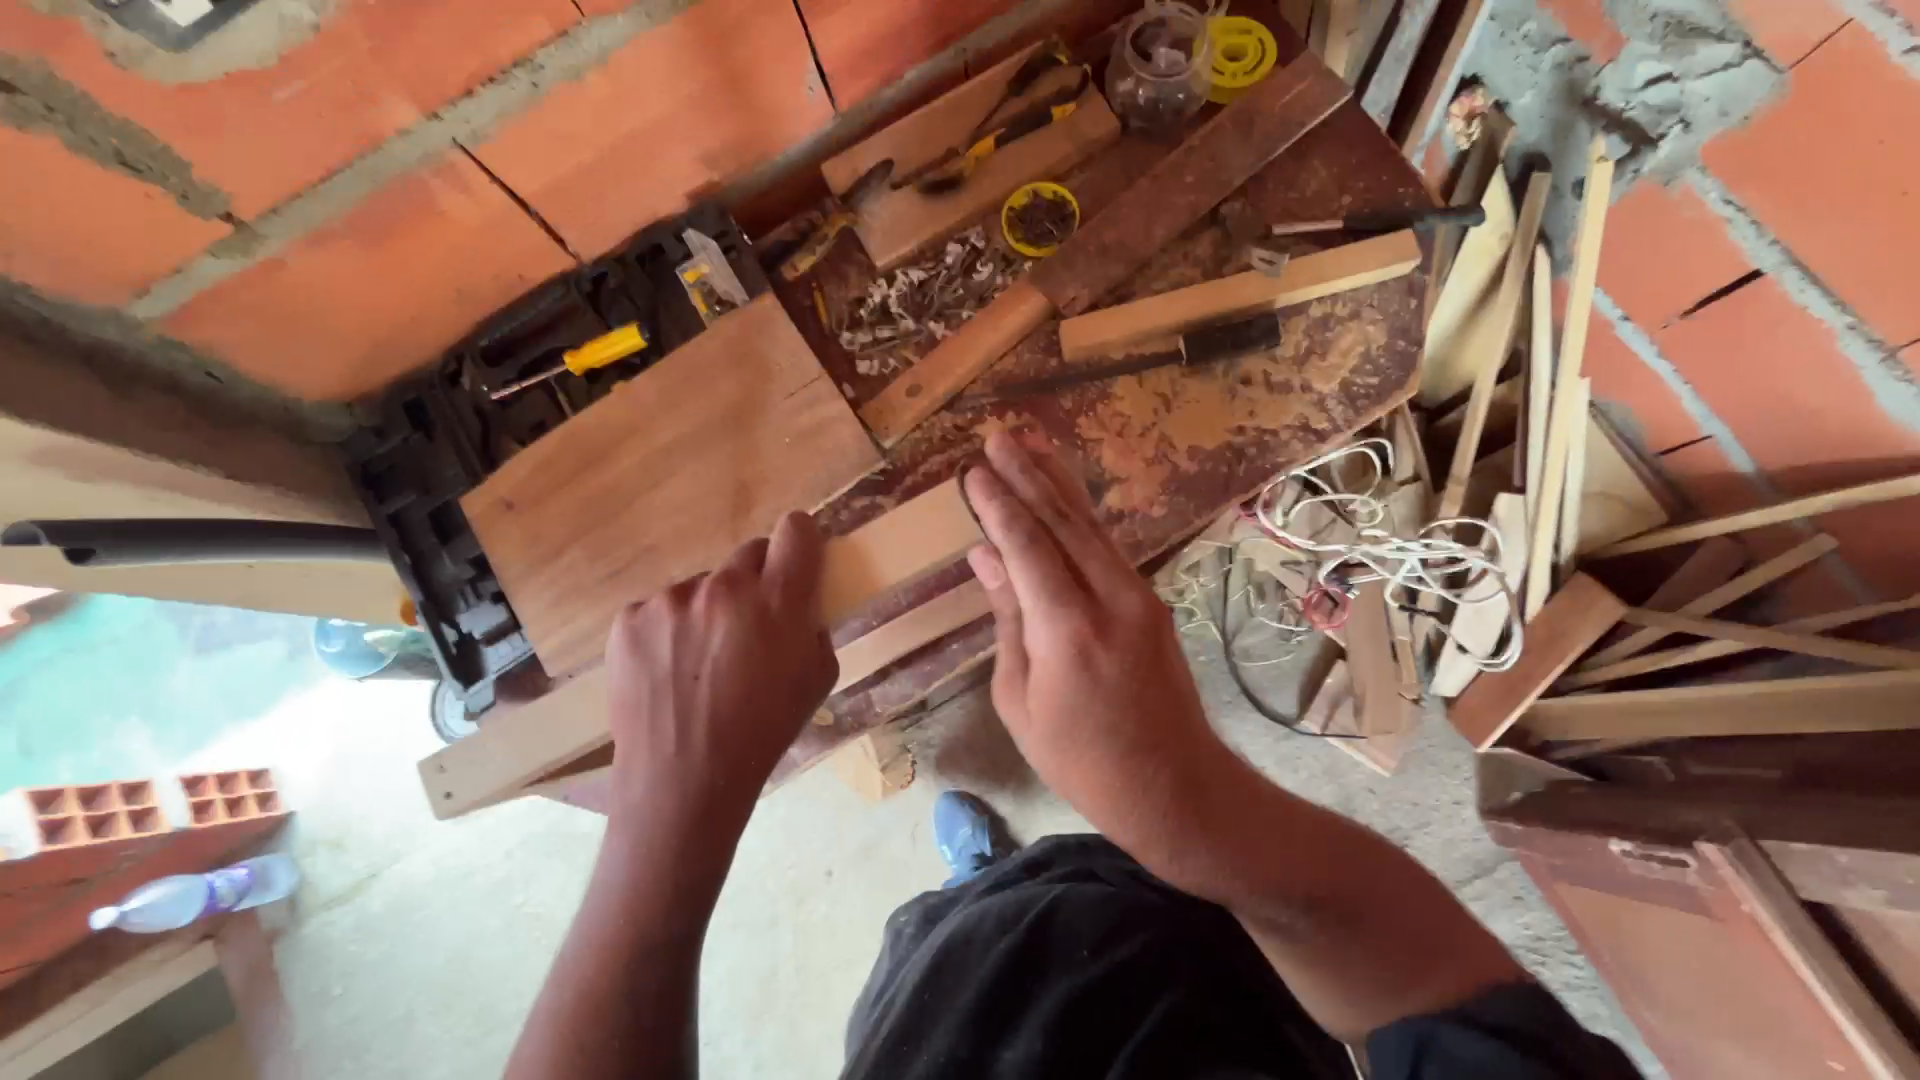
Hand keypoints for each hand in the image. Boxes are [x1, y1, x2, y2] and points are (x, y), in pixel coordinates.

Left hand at [602, 512, 838, 827]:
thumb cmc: (763, 733)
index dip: (800, 543)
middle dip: (756, 582)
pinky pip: (660, 610)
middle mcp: (723, 587)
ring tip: (700, 664)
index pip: (796, 529)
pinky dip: (668, 632)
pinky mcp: (630, 618)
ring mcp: (671, 600)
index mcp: (777, 600)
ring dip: (709, 611)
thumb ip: (812, 627)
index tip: (797, 564)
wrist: (683, 781)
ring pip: (702, 587)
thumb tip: (799, 605)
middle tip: (749, 628)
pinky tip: (668, 672)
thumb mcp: (818, 680)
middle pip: (749, 553)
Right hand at [963, 432, 1232, 848]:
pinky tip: (1063, 498)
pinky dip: (1080, 518)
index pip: (1026, 546)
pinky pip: (1107, 549)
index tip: (974, 469)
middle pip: (1063, 521)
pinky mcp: (1152, 603)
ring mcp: (1139, 597)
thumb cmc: (1081, 758)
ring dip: (1058, 484)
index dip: (998, 504)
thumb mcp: (1020, 699)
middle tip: (999, 435)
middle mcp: (1110, 598)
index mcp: (1068, 628)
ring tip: (1031, 444)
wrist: (1173, 784)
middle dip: (1029, 475)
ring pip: (1091, 527)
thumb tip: (986, 557)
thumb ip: (1007, 620)